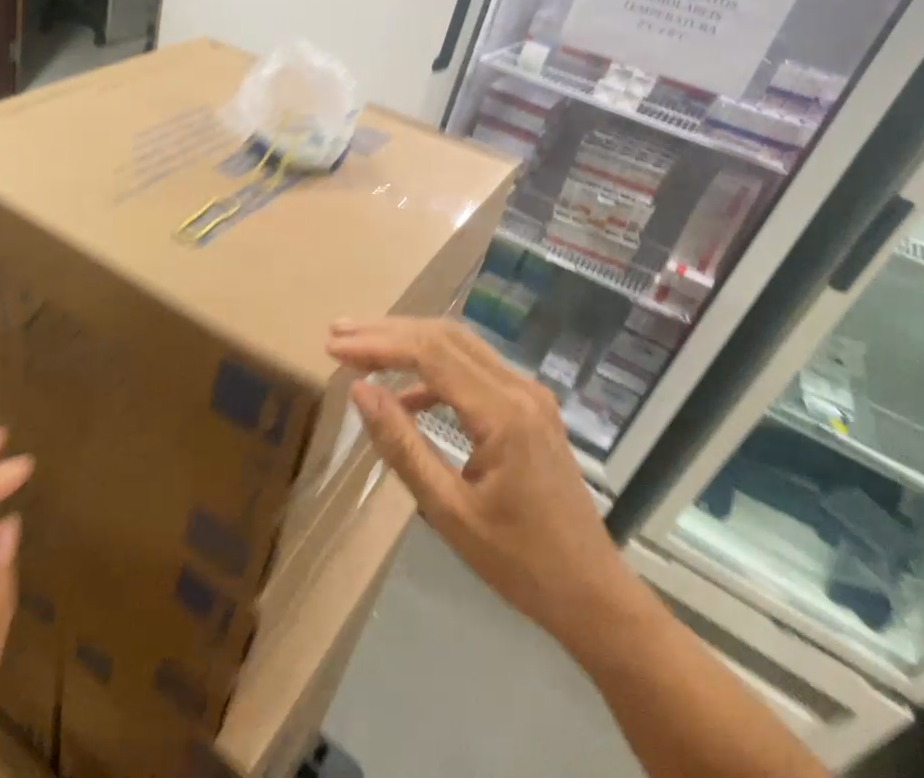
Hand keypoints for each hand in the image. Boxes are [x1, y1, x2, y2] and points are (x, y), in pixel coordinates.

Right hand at [327, 317, 632, 639]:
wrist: (590, 591)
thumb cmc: (518, 561)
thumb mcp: (447, 509)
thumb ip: (401, 444)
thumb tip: (359, 390)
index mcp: (503, 414)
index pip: (430, 353)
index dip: (377, 344)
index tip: (332, 347)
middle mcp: (521, 391)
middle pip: (446, 337)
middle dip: (388, 332)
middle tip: (337, 334)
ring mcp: (531, 398)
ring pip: (462, 348)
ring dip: (410, 344)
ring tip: (360, 352)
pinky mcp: (531, 412)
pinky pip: (476, 374)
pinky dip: (434, 372)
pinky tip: (404, 395)